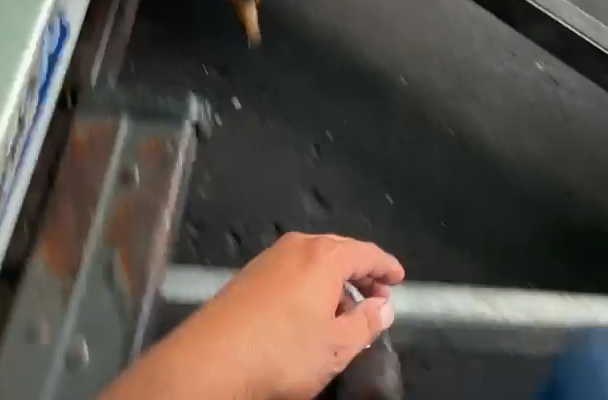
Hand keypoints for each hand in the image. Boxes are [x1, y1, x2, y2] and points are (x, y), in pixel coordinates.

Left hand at [103, 232, 404, 399]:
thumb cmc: (280, 353)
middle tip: (376, 300)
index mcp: (324, 255)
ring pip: (314, 262)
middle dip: (361, 275)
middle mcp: (298, 246)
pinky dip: (310, 287)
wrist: (209, 362)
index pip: (366, 252)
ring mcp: (270, 258)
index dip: (386, 267)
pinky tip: (309, 316)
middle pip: (340, 252)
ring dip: (334, 284)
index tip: (399, 279)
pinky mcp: (249, 275)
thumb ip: (366, 324)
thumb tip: (383, 308)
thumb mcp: (335, 347)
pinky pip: (293, 272)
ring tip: (344, 315)